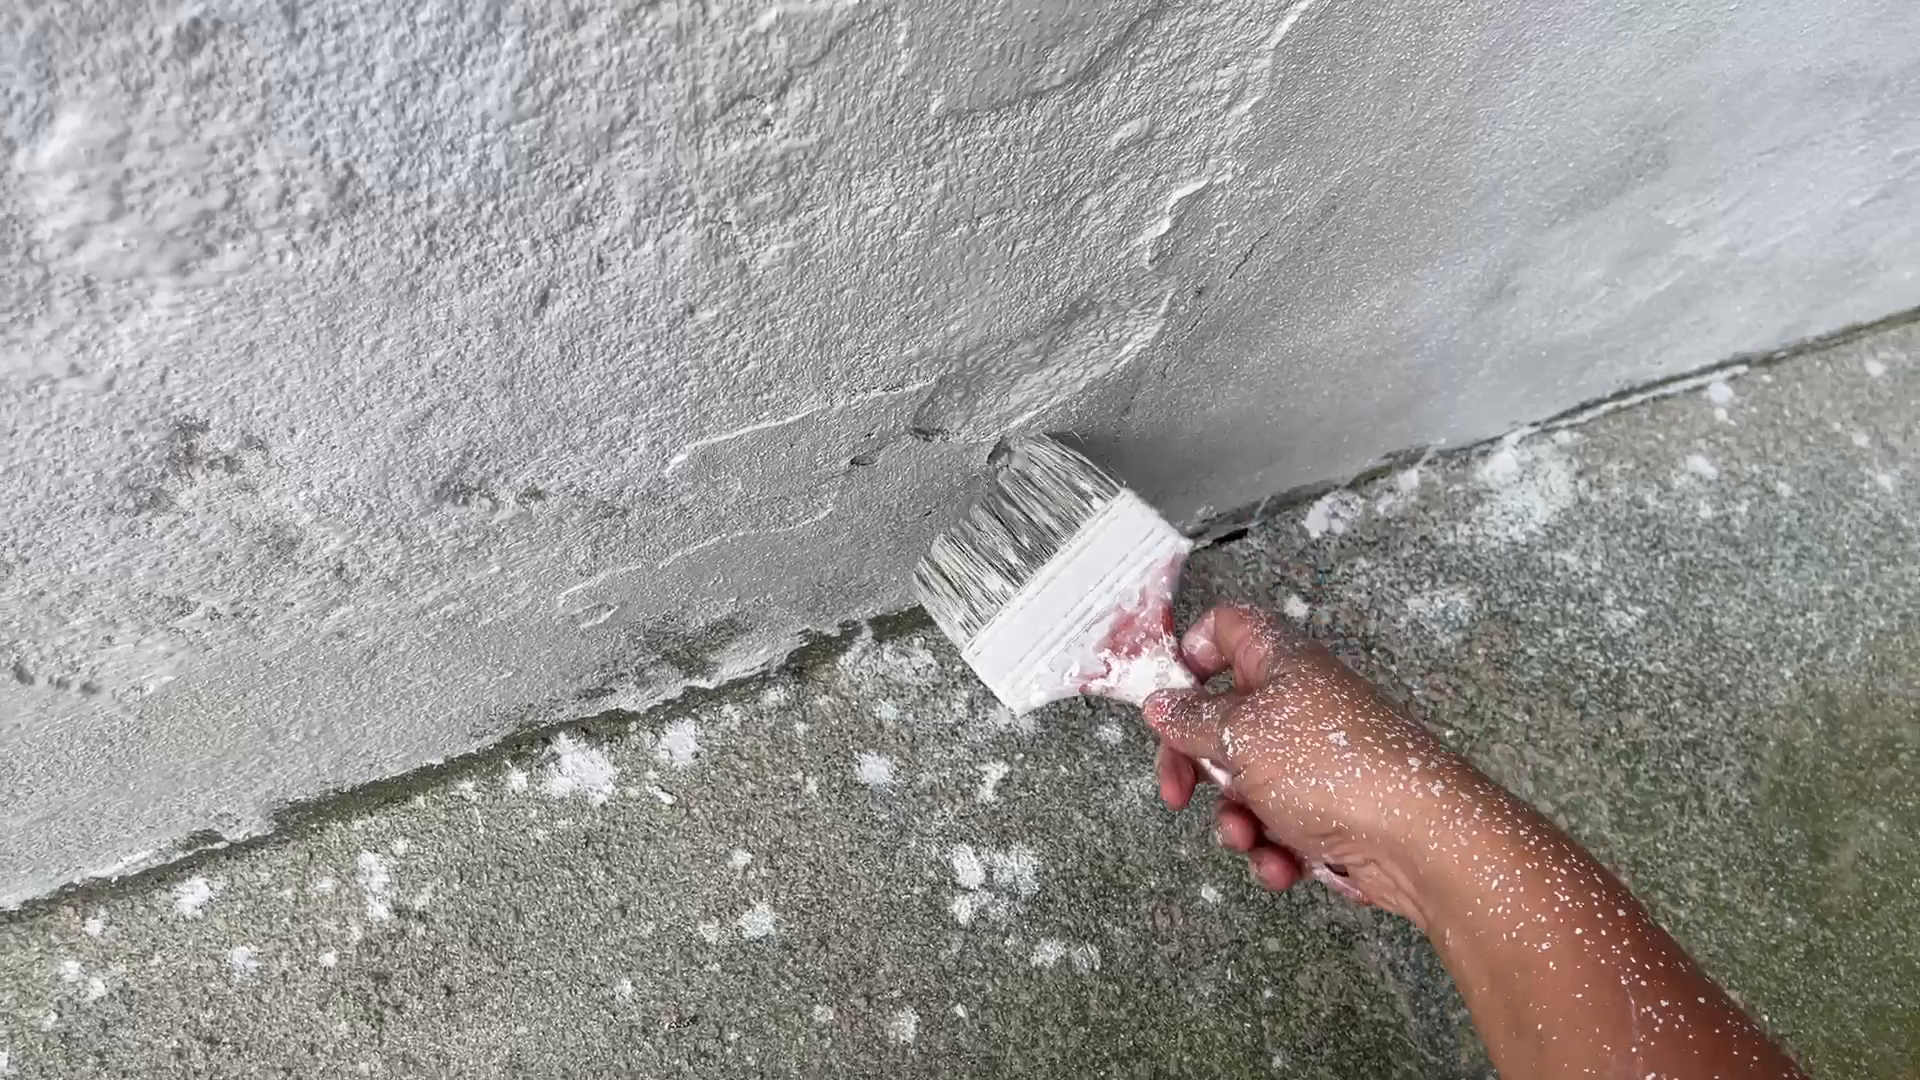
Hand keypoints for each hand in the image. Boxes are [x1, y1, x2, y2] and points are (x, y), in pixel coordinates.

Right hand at [1144, 602, 1500, 923]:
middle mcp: (1293, 703)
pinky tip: (1281, 864)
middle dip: (1193, 762)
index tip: (1168, 695)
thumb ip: (1189, 719)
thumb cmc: (1328, 768)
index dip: (1191, 652)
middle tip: (1176, 792)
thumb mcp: (1240, 734)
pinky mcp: (1324, 808)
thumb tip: (1158, 705)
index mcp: (1277, 663)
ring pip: (1241, 778)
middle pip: (1218, 717)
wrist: (1423, 844)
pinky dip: (1270, 844)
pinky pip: (1275, 818)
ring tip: (1246, 837)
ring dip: (1233, 815)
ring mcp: (1309, 758)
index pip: (1225, 627)